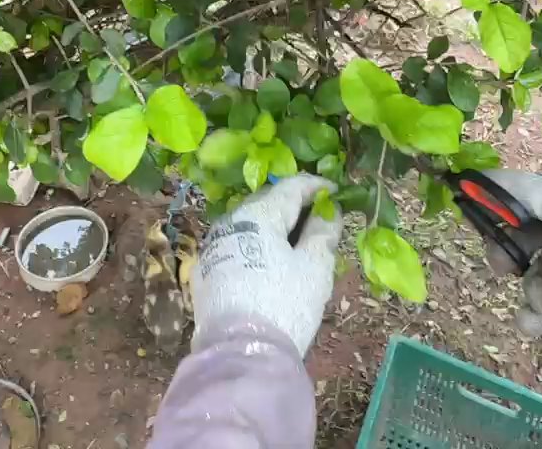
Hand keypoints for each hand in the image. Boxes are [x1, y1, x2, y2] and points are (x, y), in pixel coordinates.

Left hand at [190, 175, 341, 354]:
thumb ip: (324, 232)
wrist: (240, 356)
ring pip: (250, 226)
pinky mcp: (205, 273)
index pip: (290, 188)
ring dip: (274, 228)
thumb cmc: (283, 305)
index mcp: (258, 214)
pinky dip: (256, 247)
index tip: (336, 191)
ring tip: (297, 242)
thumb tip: (329, 210)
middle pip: (267, 203)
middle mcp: (230, 222)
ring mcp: (213, 247)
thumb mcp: (315, 268)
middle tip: (319, 217)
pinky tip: (270, 264)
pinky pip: (236, 247)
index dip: (316, 186)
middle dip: (294, 206)